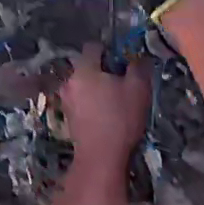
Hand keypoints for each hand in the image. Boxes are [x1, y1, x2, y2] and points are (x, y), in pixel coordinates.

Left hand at [58, 45, 151, 163]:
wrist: (101, 157)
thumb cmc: (120, 118)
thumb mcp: (138, 88)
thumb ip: (138, 66)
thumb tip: (137, 57)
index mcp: (83, 69)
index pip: (93, 47)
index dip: (110, 50)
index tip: (123, 62)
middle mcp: (69, 81)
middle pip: (87, 66)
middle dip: (103, 70)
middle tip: (122, 82)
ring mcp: (65, 100)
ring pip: (83, 84)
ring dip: (97, 87)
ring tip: (115, 99)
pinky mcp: (67, 117)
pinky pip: (81, 100)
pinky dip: (91, 101)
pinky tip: (106, 114)